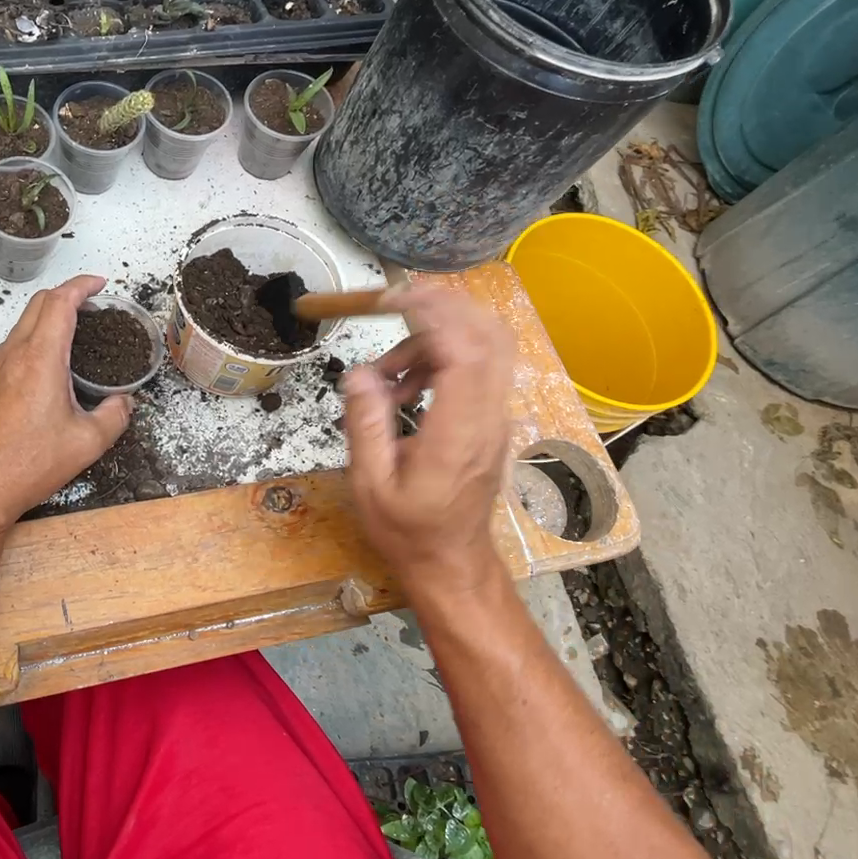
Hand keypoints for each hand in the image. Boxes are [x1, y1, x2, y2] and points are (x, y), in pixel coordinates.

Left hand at [0, 275, 132, 528]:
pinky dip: (32, 343)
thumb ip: (115, 416)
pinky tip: (46, 370)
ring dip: (47, 320)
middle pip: (37, 306)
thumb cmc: (27, 465)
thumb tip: (123, 404)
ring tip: (72, 336)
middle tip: (91, 305)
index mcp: (39, 358)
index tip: (99, 283)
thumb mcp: (87, 443)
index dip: (81, 285)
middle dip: (66, 296)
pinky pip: (9, 351)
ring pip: (20, 327)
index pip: (60, 302)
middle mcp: (11, 357)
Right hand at [341, 284, 514, 594]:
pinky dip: (440, 360)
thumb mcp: (370, 483)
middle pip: (489, 336)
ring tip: (385, 374)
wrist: (451, 561)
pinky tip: (403, 388)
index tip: (394, 298)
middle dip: (444, 307)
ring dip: (434, 339)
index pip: (463, 352)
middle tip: (394, 302)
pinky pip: (477, 369)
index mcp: (458, 433)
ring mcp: (497, 418)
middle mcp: (489, 418)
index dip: (433, 313)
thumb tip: (360, 374)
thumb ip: (366, 424)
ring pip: (486, 347)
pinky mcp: (492, 420)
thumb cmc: (407, 530)